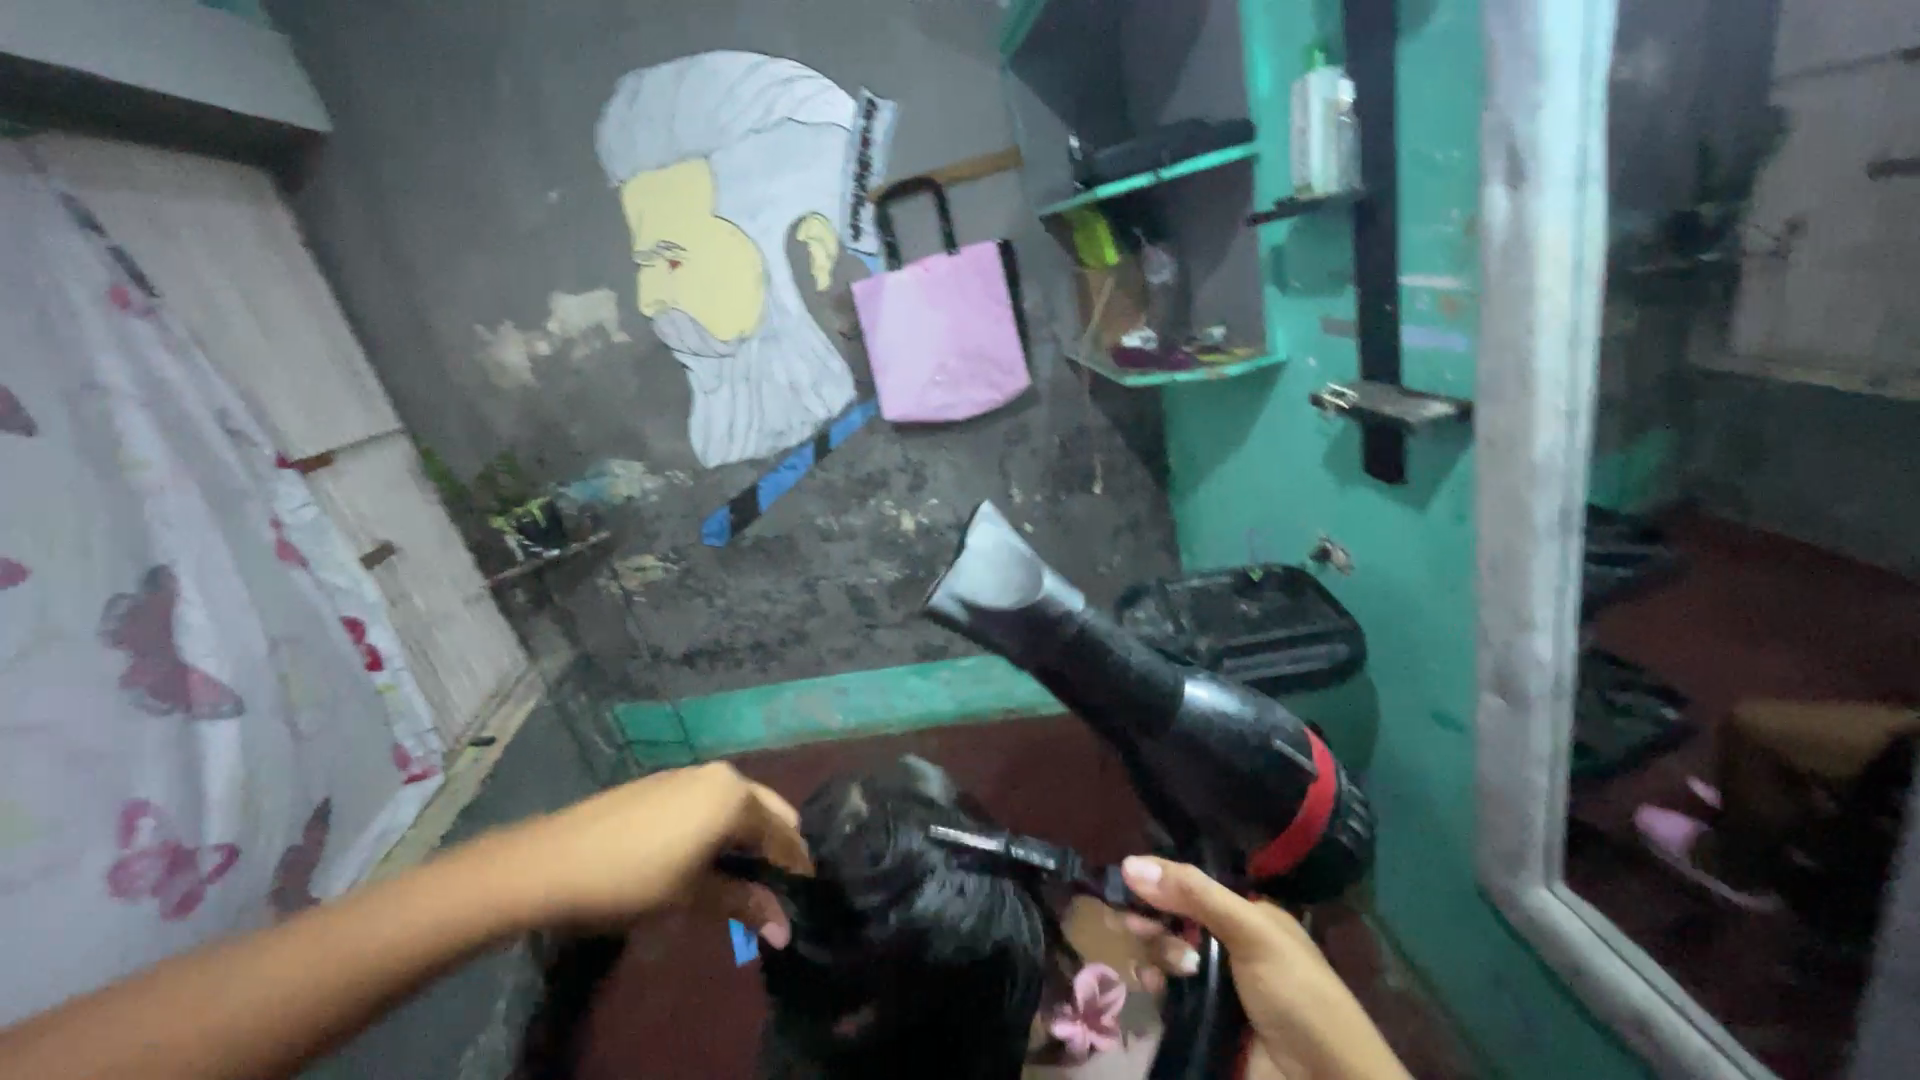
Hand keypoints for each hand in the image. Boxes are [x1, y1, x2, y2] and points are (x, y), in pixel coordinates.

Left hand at [479, 763, 811, 945]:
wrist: (550, 862)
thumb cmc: (633, 880)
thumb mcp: (693, 897)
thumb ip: (744, 904)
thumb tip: (786, 930)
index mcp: (735, 798)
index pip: (785, 833)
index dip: (797, 867)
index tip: (805, 895)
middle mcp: (721, 776)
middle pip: (767, 810)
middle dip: (776, 845)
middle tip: (776, 886)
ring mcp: (690, 774)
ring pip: (738, 803)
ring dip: (748, 835)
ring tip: (743, 875)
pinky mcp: (663, 782)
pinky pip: (711, 801)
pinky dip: (721, 825)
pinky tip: (707, 855)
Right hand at [1119, 857, 1409, 1079]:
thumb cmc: (1297, 994)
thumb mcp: (1252, 933)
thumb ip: (1194, 895)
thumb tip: (1129, 863)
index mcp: (1247, 915)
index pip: (1193, 886)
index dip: (1161, 881)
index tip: (1128, 880)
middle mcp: (1227, 944)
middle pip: (1173, 918)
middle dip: (1152, 918)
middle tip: (1136, 924)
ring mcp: (1213, 983)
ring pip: (1164, 953)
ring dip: (1158, 953)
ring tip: (1175, 969)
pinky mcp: (1199, 1018)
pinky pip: (1164, 991)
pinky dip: (1155, 985)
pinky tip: (1155, 988)